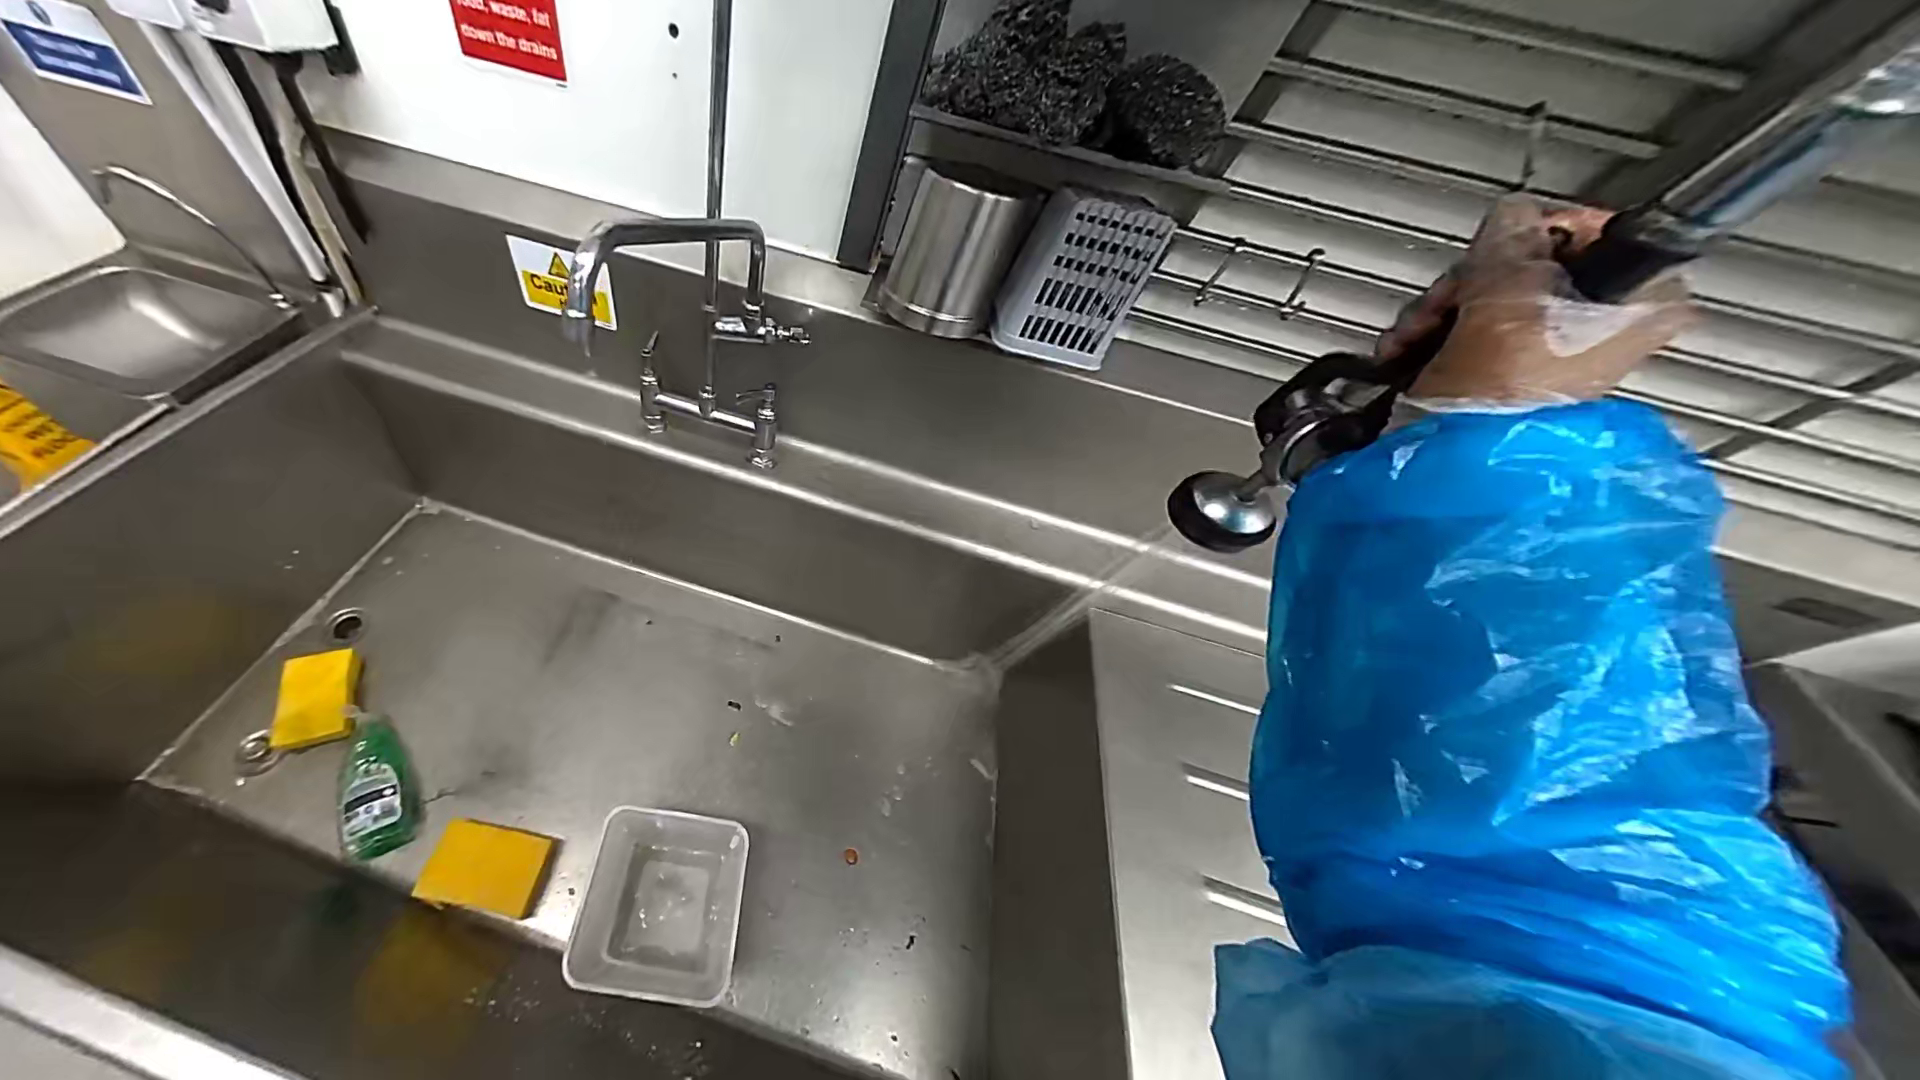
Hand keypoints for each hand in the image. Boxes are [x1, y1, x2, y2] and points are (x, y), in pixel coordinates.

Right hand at [1376, 195, 1693, 404]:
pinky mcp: (1497, 371)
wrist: (1452, 453)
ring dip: (1435, 312)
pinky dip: (1427, 335)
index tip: (1493, 250)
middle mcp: (1596, 324)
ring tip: (1410, 338)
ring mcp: (1543, 351)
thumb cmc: (1499, 390)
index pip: (1592, 233)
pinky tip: (1405, 350)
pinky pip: (1463, 330)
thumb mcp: (1509, 296)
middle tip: (1441, 304)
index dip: (1530, 236)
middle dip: (1464, 285)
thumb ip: (1511, 242)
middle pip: (1524, 269)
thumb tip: (1509, 215)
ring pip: (1484, 299)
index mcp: (1639, 299)